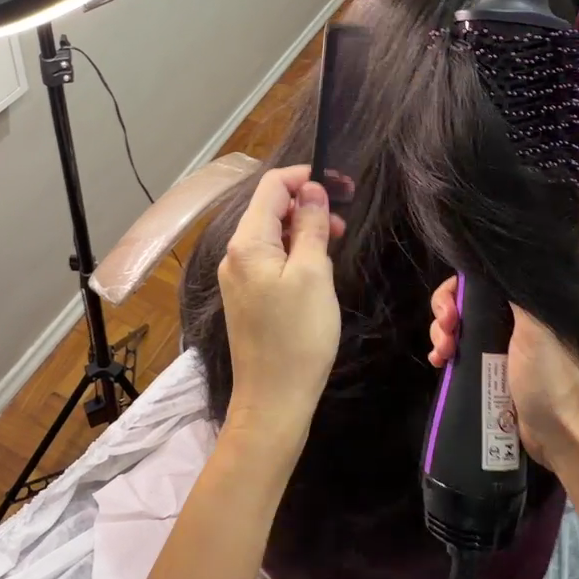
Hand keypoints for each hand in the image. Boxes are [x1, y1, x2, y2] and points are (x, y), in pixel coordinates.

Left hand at [218, 166, 345, 434]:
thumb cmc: (298, 336)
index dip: (305, 177)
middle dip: (306, 203)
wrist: (273, 400)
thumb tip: (311, 189)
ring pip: (271, 233)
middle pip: (270, 208)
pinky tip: (316, 267)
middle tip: (343, 218)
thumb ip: (310, 226)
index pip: (272, 186)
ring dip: (302, 228)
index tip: (341, 184)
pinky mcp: (246, 296)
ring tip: (335, 242)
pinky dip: (293, 251)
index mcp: (246, 242)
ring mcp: (237, 276)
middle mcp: (234, 254)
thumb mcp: (313, 274)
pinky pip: (269, 257)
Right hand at [427, 276, 578, 469]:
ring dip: (440, 335)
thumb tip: (495, 257)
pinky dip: (444, 354)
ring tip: (441, 355)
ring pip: (457, 327)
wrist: (560, 433)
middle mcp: (509, 320)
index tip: (450, 310)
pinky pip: (458, 353)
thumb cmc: (550, 377)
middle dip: (444, 313)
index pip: (480, 281)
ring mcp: (497, 347)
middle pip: (464, 302)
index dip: (457, 289)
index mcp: (521, 305)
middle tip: (444, 334)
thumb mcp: (536, 329)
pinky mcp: (488, 372)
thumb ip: (516, 293)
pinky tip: (438, 363)